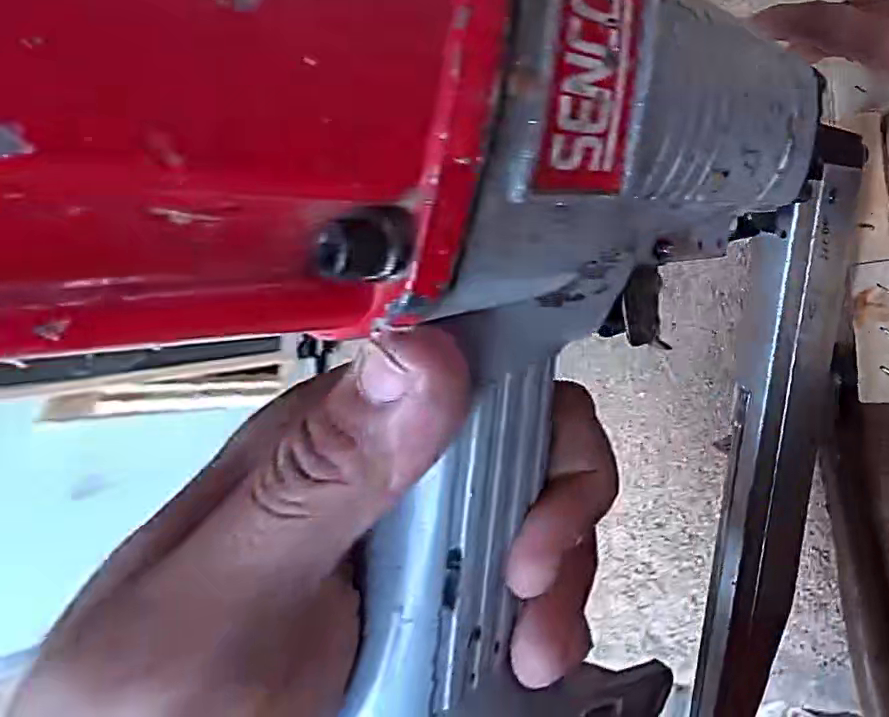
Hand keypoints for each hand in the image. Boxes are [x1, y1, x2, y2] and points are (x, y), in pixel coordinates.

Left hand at [12, 328, 618, 715]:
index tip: (540, 500)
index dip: (533, 415)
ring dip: (570, 566)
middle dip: (566, 500)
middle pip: (541, 430)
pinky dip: (562, 602)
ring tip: (538, 650)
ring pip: (558, 493)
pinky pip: (555, 554)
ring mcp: (444, 518)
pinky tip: (538, 654)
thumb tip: (422, 342)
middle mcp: (407, 461)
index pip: (479, 367)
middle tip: (536, 581)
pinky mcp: (468, 573)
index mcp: (340, 432)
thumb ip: (318, 477)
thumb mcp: (211, 610)